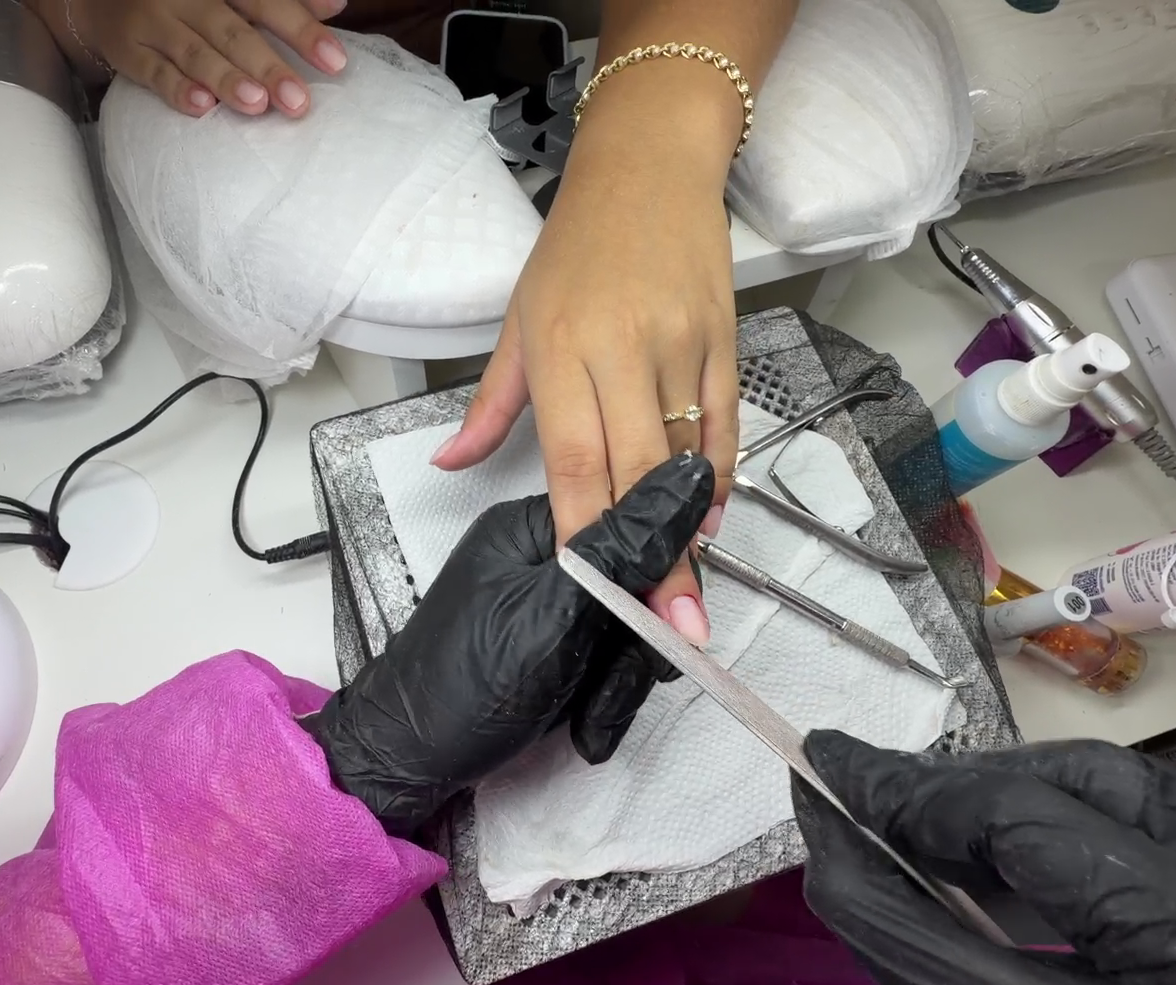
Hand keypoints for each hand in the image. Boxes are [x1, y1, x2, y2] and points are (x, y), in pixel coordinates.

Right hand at [53, 0, 348, 116]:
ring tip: (258, 104)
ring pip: (195, 51)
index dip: (301, 27)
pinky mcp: (128, 50)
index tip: (337, 60)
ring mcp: (154, 20)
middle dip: (269, 65)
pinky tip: (202, 107)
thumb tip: (335, 5)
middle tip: (300, 101)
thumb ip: (279, 0)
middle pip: (234, 30)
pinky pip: (153, 73)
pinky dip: (177, 89)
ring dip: (227, 78)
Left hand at [309, 453, 713, 835]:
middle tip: (609, 687)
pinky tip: (585, 724)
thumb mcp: (556, 612)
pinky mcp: (551, 644)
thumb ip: (627, 547)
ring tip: (589, 717)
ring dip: (619, 683)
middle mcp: (543, 557)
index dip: (661, 581)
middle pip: (635, 583)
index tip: (669, 633)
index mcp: (535, 526)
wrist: (409, 760)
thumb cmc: (467, 684)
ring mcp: (546, 603)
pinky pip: (605, 659)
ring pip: (627, 630)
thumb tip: (691, 472)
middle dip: (633, 649)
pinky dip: (604, 697)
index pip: (634, 523)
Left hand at [430, 72, 741, 647]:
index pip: (572, 461)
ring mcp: (681, 348)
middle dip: (650, 557)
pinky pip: (726, 425)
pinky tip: (711, 523)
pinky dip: (720, 480)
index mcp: (561, 352)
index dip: (583, 533)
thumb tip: (450, 463)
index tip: (593, 591)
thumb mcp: (517, 322)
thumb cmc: (571, 251)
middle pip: (636, 474)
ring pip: (686, 458)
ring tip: (689, 597)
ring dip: (688, 532)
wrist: (647, 169)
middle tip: (662, 623)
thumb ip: (488, 405)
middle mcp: (623, 354)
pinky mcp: (723, 342)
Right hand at [793, 731, 1175, 984]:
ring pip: (1101, 782)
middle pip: (1062, 783)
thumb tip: (828, 824)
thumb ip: (897, 932)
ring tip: (926, 828)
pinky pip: (1136, 809)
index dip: (900, 791)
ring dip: (991, 796)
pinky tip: (1009, 850)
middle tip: (858, 794)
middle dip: (941, 790)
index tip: (817, 761)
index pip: (1021, 822)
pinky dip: (1048, 815)